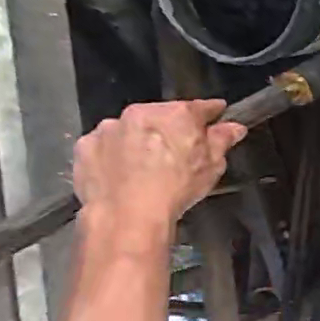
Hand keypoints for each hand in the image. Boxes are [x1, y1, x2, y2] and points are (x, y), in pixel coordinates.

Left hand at [72, 100, 246, 231]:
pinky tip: (125, 172)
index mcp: (177, 114)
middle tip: (181, 152)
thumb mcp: (213, 165)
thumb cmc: (176, 187)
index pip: (201, 107)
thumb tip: (234, 127)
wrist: (127, 214)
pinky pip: (107, 144)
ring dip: (143, 139)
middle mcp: (141, 113)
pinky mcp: (86, 145)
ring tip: (149, 166)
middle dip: (173, 129)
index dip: (212, 113)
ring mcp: (109, 128)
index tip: (218, 116)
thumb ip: (223, 140)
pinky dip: (117, 152)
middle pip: (163, 115)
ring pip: (133, 128)